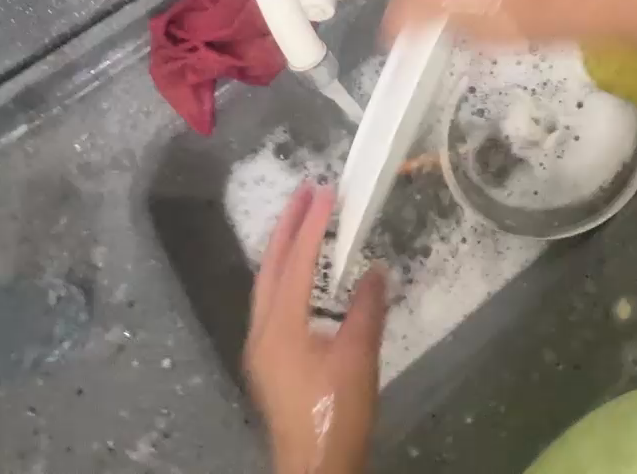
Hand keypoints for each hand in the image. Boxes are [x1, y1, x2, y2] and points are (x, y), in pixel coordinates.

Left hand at [244, 184, 387, 473]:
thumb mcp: (359, 356)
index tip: (325, 191)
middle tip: (307, 190)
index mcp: (281, 327)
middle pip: (271, 267)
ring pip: (267, 284)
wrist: (315, 468)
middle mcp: (262, 332)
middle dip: (287, 225)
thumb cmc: (336, 411)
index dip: (312, 224)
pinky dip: (286, 273)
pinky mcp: (270, 361)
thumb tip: (374, 270)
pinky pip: (272, 301)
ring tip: (305, 218)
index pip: (297, 263)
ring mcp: (261, 348)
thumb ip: (366, 308)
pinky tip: (303, 271)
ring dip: (285, 247)